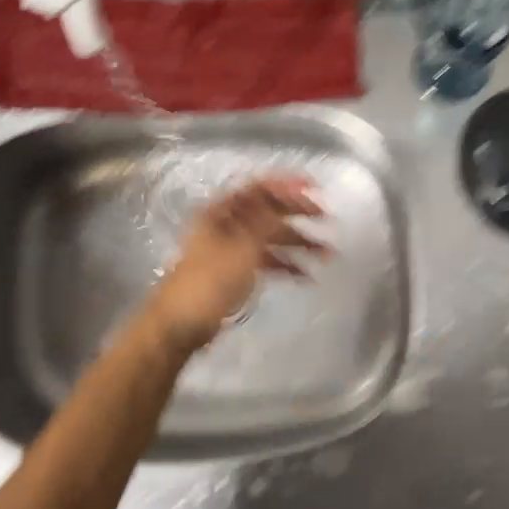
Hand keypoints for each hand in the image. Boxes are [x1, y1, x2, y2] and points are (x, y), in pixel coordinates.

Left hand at [146, 176, 327, 350]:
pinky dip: (287, 265)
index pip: (258, 188)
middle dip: (298, 213)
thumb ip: (266, 221)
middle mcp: (227, 225)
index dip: (286, 184)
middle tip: (326, 217)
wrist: (181, 324)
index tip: (314, 187)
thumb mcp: (242, 248)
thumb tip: (289, 197)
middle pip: (268, 211)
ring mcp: (232, 249)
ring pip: (270, 238)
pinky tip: (308, 275)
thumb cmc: (209, 282)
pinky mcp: (237, 272)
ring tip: (328, 253)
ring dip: (298, 242)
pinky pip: (267, 261)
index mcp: (222, 212)